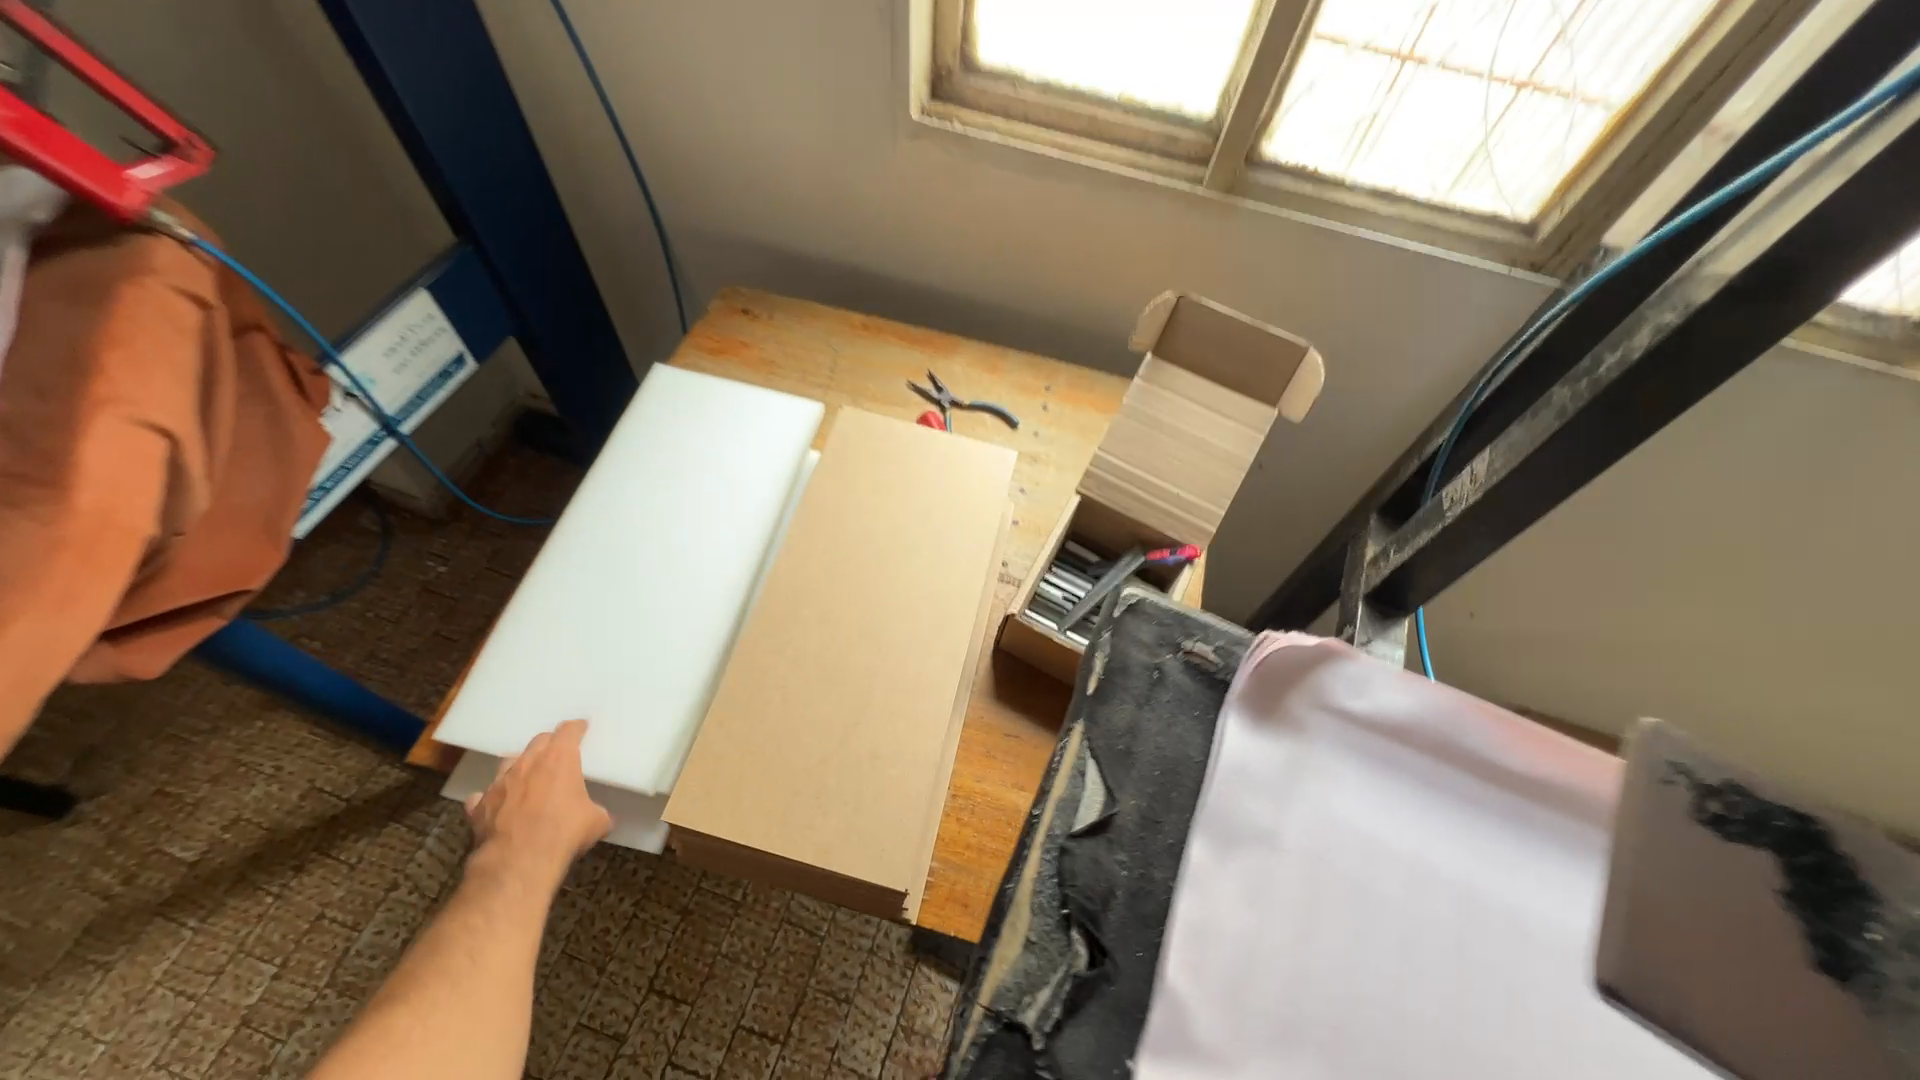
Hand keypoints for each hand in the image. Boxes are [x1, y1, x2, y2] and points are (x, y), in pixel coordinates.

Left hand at [464, 718, 611, 888]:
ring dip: (519, 766)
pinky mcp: (479, 806)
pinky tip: (497, 807)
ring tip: (526, 777)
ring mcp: (499, 783)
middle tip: (557, 754)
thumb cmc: (564, 832)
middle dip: (549, 744)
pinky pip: (483, 795)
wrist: (519, 861)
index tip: (581, 727)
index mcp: (559, 759)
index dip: (576, 728)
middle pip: (538, 741)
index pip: (568, 731)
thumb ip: (597, 812)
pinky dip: (492, 798)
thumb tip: (600, 818)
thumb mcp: (596, 822)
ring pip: (508, 762)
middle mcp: (527, 763)